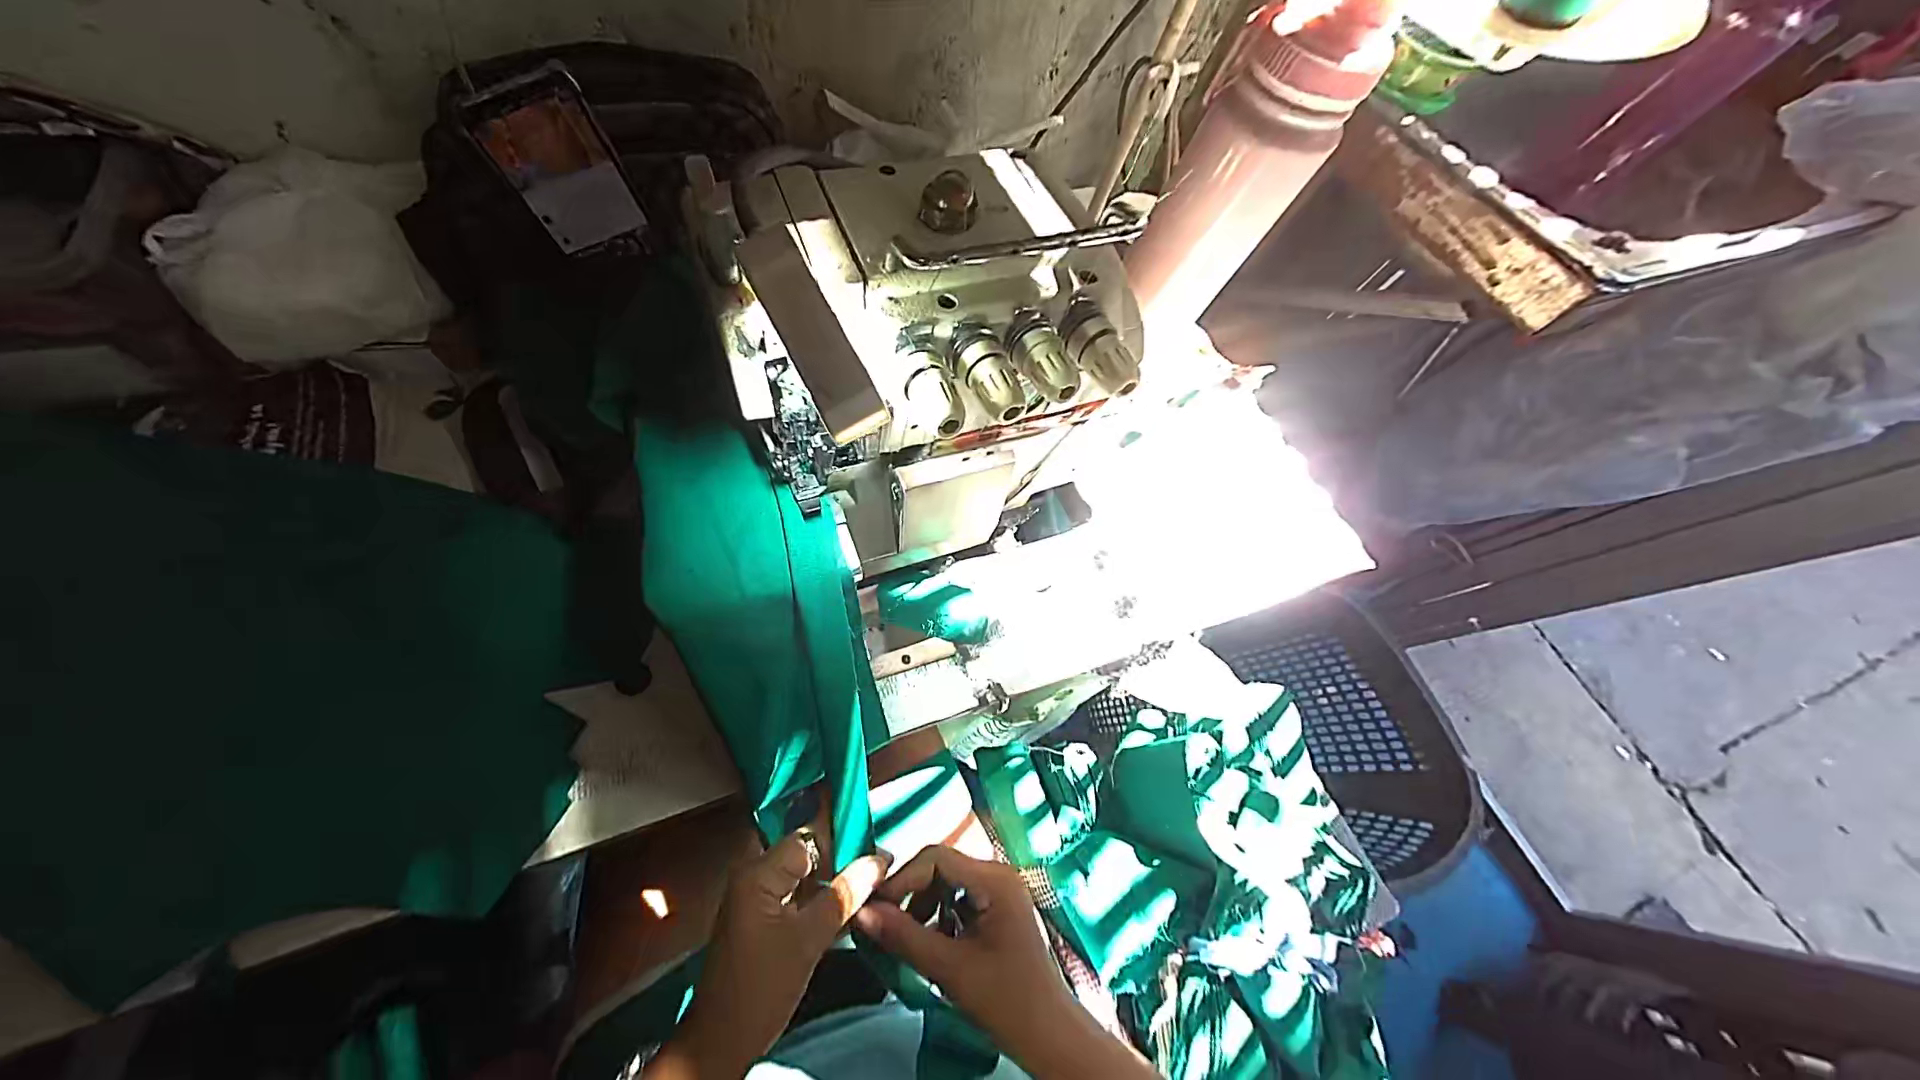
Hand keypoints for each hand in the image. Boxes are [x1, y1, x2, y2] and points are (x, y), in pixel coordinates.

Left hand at [649, 826, 890, 1079]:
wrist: (721, 1045)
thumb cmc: (761, 989)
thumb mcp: (808, 941)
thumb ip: (844, 896)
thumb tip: (879, 860)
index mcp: (757, 873)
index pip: (809, 838)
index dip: (845, 842)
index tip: (878, 854)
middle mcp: (754, 876)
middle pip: (808, 854)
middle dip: (843, 861)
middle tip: (880, 871)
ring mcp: (758, 897)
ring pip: (806, 876)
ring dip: (836, 882)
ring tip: (873, 887)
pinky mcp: (764, 918)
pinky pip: (799, 896)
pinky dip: (822, 900)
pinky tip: (851, 910)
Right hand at [852, 847, 1155, 1079]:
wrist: (1049, 1034)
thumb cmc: (1005, 1001)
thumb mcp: (949, 968)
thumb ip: (903, 936)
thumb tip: (861, 913)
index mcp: (995, 880)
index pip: (936, 857)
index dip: (902, 879)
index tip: (874, 906)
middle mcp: (999, 874)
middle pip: (941, 865)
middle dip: (911, 892)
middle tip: (884, 921)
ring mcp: (1001, 889)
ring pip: (947, 880)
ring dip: (923, 904)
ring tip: (908, 936)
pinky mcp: (999, 905)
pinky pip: (959, 896)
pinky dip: (939, 914)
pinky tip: (932, 941)